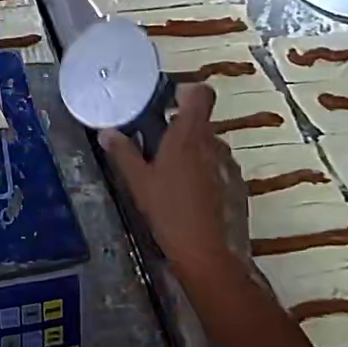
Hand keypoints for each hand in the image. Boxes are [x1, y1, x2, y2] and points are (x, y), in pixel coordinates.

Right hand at [100, 84, 248, 268]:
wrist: (209, 254)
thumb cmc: (170, 212)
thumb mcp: (138, 182)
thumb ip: (123, 153)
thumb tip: (108, 133)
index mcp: (190, 135)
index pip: (201, 95)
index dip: (188, 92)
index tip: (171, 100)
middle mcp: (215, 144)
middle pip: (200, 124)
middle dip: (180, 132)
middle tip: (156, 149)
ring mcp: (230, 166)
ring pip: (210, 148)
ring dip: (193, 155)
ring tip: (172, 178)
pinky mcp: (239, 187)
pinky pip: (220, 170)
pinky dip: (206, 175)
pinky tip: (190, 198)